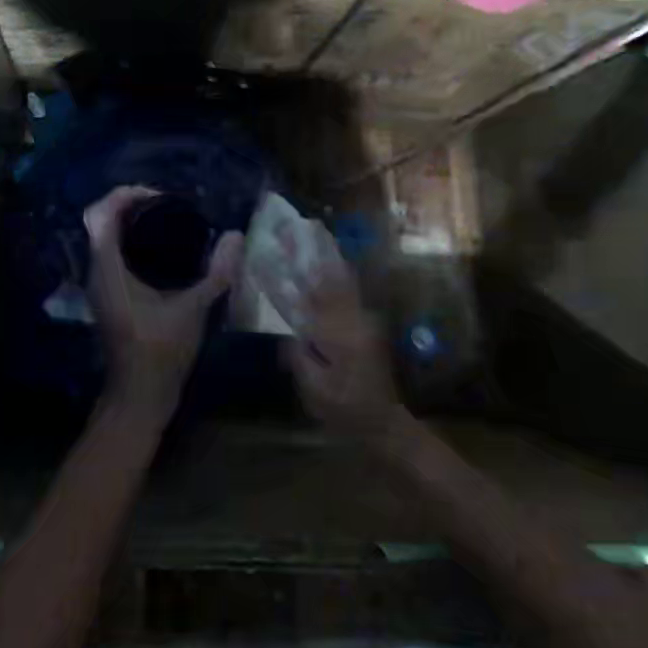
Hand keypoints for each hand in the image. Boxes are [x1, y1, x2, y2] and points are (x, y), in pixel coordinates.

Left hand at [84, 187, 242, 416]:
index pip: (100, 214)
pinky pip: (110, 253)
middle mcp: (96, 272)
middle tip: (166, 204)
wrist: (138, 396)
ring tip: (166, 219)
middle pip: (99, 221)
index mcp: (108, 269)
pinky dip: (129, 240)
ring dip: (128, 222)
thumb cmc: (160, 353)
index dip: (125, 195)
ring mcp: (99, 285)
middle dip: (128, 204)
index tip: (159, 196)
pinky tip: (161, 249)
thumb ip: (216, 273)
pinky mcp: (107, 295)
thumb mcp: (193, 310)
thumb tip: (235, 236)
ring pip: (103, 237)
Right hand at [256, 221, 407, 441]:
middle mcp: (353, 319)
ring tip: (312, 226)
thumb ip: (299, 356)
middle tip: (289, 225)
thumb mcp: (314, 390)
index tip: (264, 254)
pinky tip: (330, 253)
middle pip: (327, 277)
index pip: (305, 298)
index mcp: (338, 335)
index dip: (282, 276)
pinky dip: (338, 266)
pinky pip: (348, 287)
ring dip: (326, 251)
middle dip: (308, 249)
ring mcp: (362, 318)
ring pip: (341, 276)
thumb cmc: (345, 410)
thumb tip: (286, 329)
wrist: (384, 422)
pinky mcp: (365, 321)